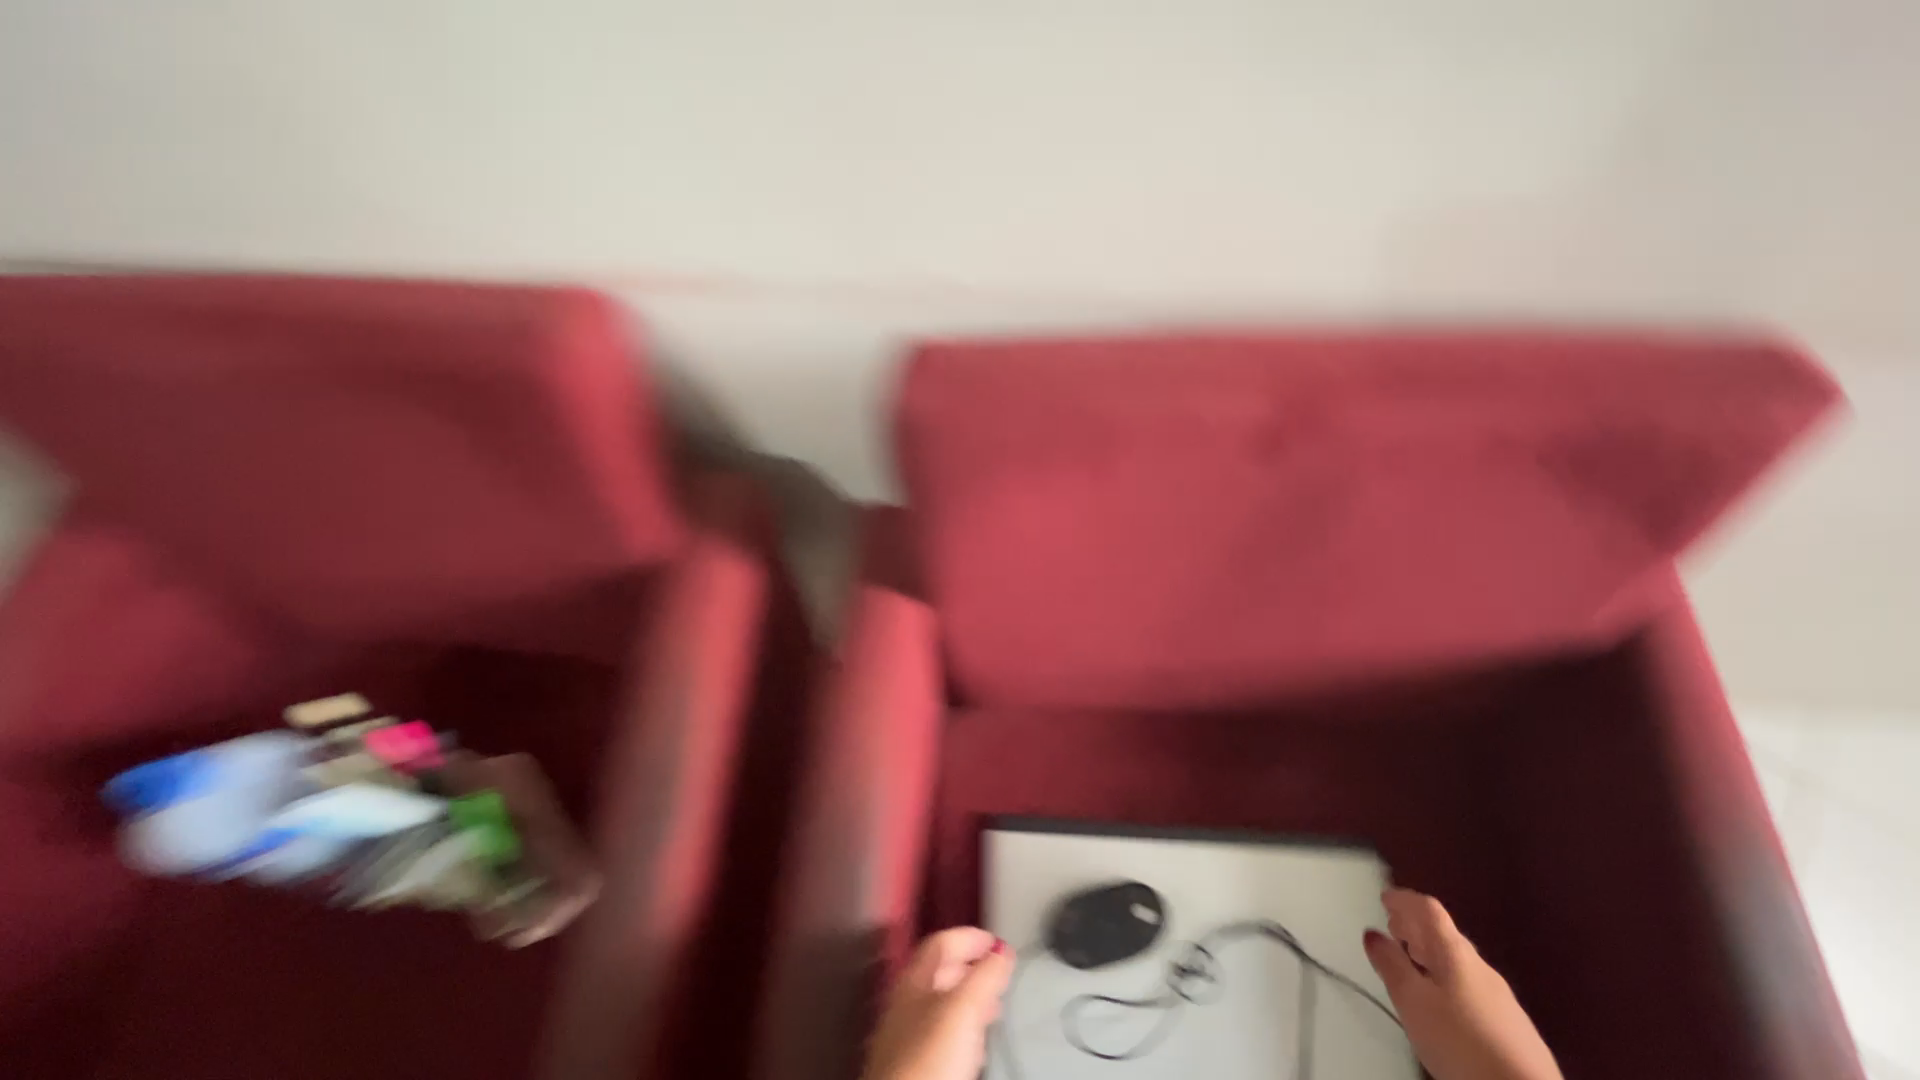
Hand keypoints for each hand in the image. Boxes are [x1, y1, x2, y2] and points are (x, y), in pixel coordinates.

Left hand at [863, 927, 1014, 1079]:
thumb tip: (1000, 951)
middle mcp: (904, 1004)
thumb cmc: (926, 1063)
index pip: (940, 942)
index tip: (994, 942)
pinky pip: (937, 1034)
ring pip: (938, 1003)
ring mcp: (904, 1036)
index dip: (970, 937)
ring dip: (966, 998)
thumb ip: (984, 976)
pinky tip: (971, 1045)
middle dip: (970, 967)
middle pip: (938, 972)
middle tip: (995, 971)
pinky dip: (959, 1028)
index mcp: (913, 981)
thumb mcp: (963, 1010)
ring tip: (991, 1006)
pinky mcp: (911, 1066)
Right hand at [1363, 888, 1562, 1079]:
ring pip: (1459, 961)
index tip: (1384, 898)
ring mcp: (1500, 996)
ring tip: (1410, 962)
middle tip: (1391, 928)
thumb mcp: (1412, 1002)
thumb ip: (1391, 965)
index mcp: (1456, 954)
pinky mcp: (1511, 1024)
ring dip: (1431, 953)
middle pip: (1446, 934)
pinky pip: (1470, 984)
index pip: (1429, 911)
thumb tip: (1373, 933)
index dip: (1405, 900)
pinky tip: (1442, 1002)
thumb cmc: (1460, 1043)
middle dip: (1416, 926)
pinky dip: (1447, 977)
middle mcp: (1480, 967)